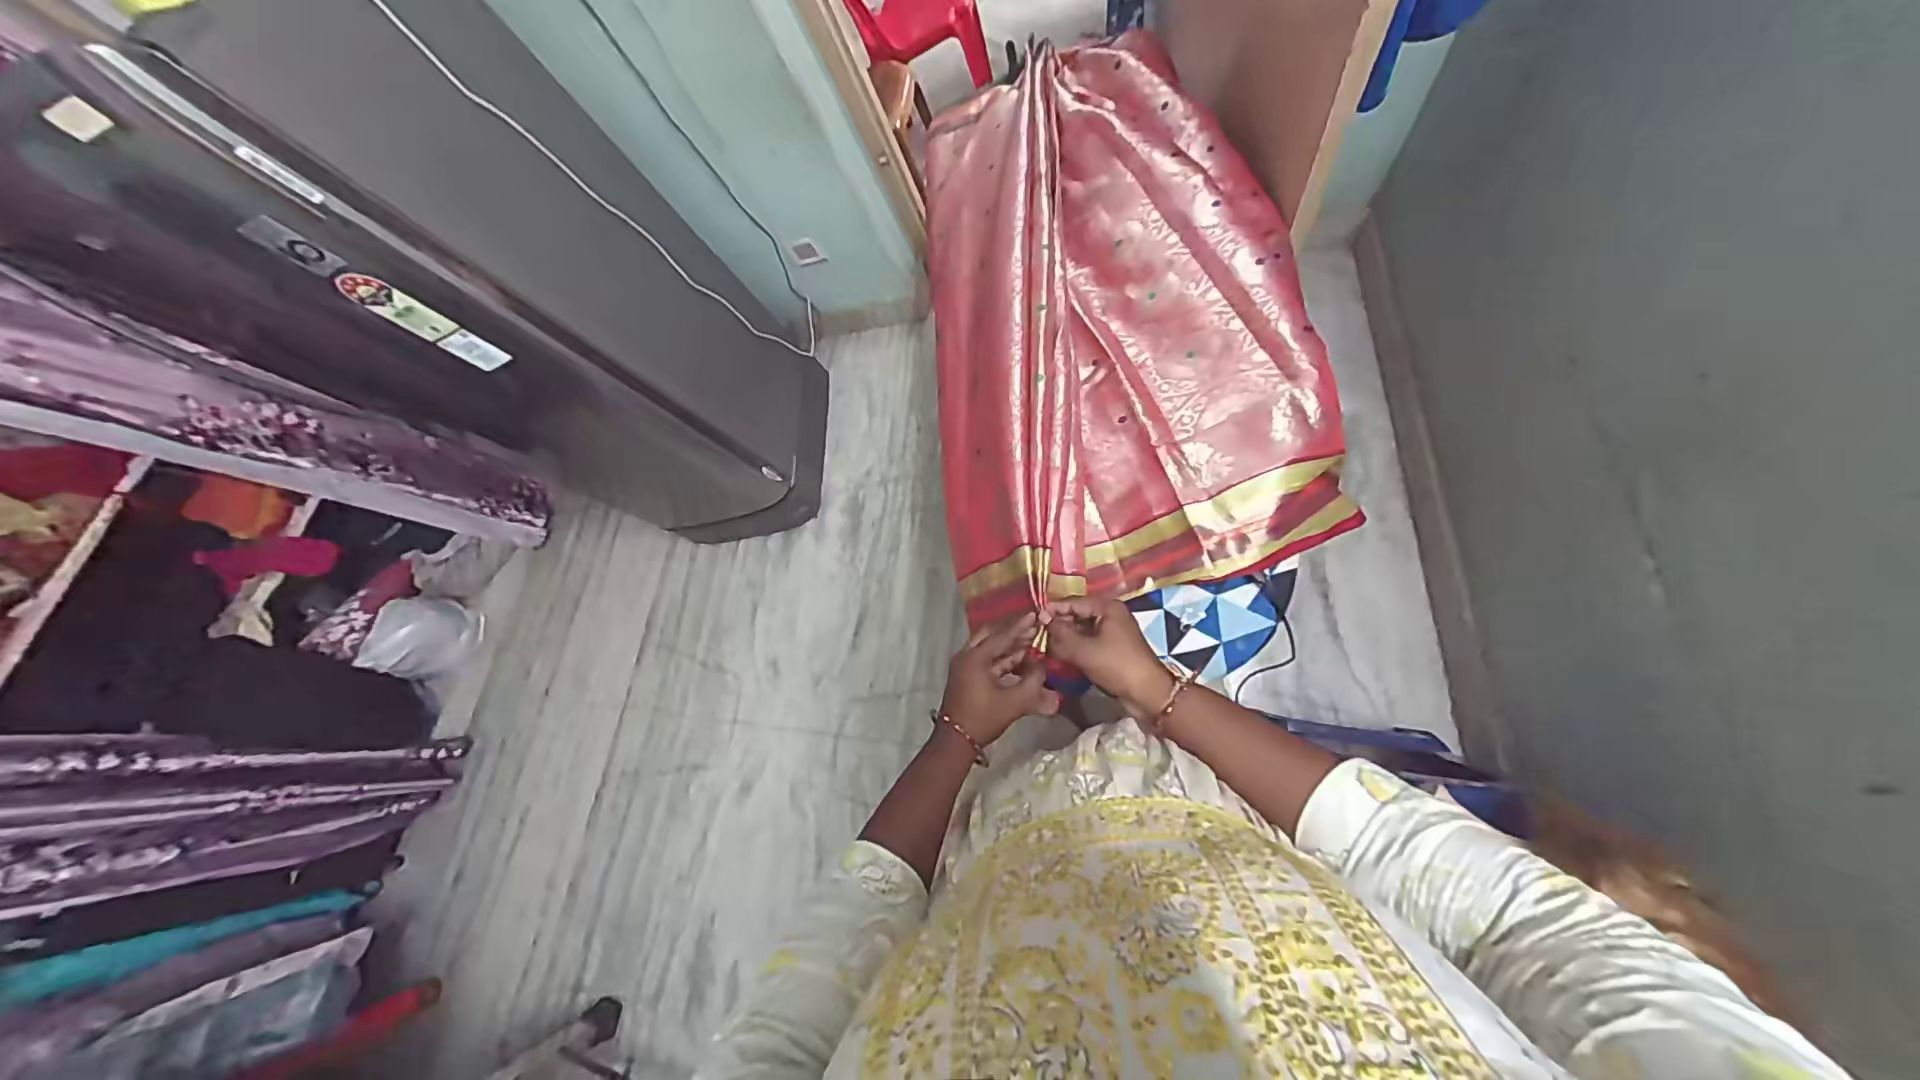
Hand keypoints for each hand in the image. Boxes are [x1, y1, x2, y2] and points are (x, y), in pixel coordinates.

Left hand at [939, 612, 1058, 745]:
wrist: (956, 740)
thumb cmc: (983, 718)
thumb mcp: (1014, 702)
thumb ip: (1033, 683)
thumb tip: (1043, 667)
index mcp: (975, 657)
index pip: (1002, 636)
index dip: (1020, 626)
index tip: (1035, 615)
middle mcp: (966, 656)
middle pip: (992, 636)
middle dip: (1013, 633)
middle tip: (1032, 628)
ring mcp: (964, 666)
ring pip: (989, 649)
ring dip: (1008, 647)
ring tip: (1031, 644)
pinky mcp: (967, 677)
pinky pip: (987, 660)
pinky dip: (1002, 660)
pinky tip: (1020, 662)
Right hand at [1042, 597, 1173, 714]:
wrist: (1148, 693)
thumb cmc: (1117, 665)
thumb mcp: (1084, 650)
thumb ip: (1060, 634)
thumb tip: (1042, 621)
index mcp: (1107, 607)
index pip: (1073, 602)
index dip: (1052, 610)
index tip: (1033, 619)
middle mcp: (1110, 614)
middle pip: (1077, 614)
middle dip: (1058, 624)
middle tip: (1037, 634)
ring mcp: (1112, 631)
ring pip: (1081, 629)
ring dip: (1065, 637)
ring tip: (1044, 645)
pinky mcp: (1112, 648)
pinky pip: (1088, 641)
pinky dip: (1075, 646)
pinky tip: (1060, 654)